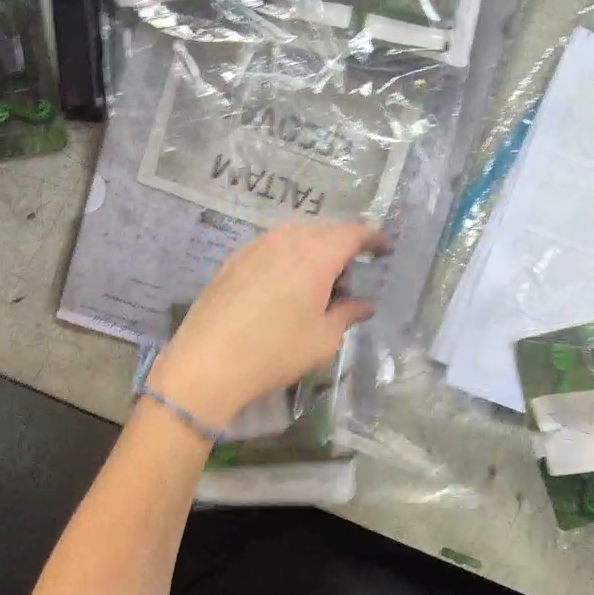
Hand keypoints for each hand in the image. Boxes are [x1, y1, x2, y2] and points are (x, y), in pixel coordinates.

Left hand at [147, 224, 386, 428]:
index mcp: (315, 254)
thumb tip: (364, 305)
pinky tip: (285, 289)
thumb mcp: (323, 340)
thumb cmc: (276, 352)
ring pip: (294, 238)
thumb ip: (348, 315)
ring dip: (312, 254)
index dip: (373, 239)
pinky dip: (287, 261)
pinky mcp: (233, 261)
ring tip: (317, 286)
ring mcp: (255, 247)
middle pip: (323, 232)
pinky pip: (271, 250)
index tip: (384, 250)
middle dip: (341, 248)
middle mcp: (285, 239)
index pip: (353, 233)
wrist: (210, 362)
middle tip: (350, 278)